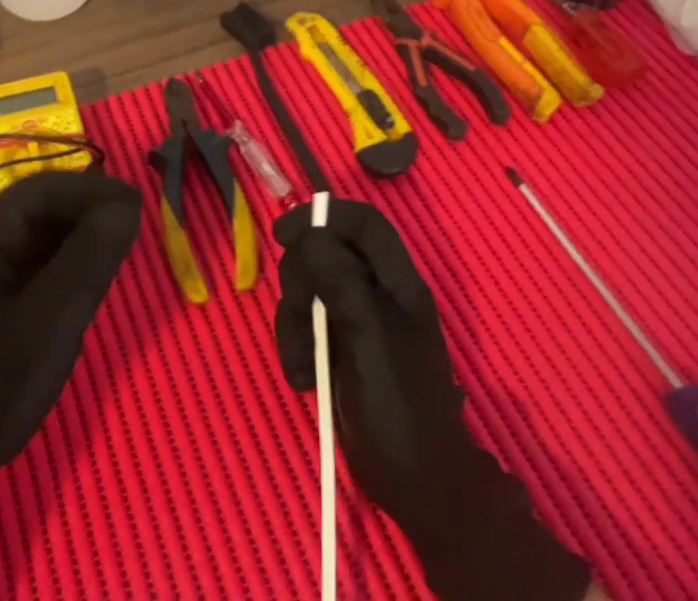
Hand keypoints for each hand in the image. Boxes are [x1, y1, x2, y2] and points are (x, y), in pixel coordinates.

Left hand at [0, 168, 142, 480]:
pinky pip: (26, 270)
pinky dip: (60, 267)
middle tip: (132, 229)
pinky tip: (83, 286)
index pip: (40, 189)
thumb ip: (91, 255)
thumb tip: (126, 205)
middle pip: (33, 210)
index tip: (138, 207)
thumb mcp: (55, 316)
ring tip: (116, 253)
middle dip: (85, 211)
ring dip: (75, 239)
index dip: (92, 190)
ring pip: (31, 241)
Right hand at [275, 200, 591, 600]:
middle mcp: (375, 293)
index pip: (362, 223)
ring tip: (302, 368)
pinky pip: (305, 327)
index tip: (282, 235)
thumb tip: (310, 235)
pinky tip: (302, 378)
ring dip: (293, 326)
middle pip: (322, 256)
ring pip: (307, 293)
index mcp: (396, 282)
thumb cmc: (400, 407)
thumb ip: (342, 282)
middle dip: (301, 286)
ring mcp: (355, 321)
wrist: (415, 480)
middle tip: (301, 319)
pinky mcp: (338, 349)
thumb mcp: (369, 338)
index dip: (323, 217)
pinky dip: (295, 347)